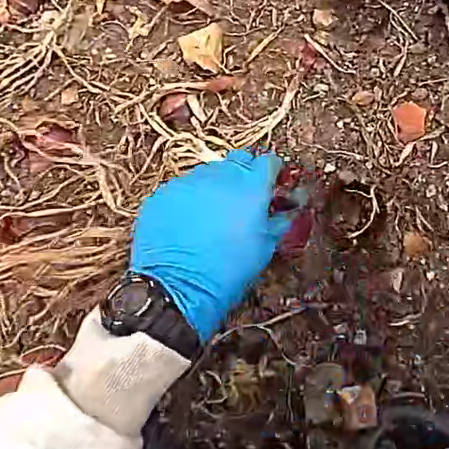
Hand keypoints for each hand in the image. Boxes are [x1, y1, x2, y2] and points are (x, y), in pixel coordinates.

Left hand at [131, 149, 292, 338]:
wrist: (176, 289)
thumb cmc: (226, 273)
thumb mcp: (262, 249)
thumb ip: (276, 223)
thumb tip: (285, 213)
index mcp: (251, 189)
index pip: (268, 162)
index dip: (272, 172)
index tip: (272, 183)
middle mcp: (220, 177)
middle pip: (239, 160)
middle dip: (245, 174)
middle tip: (244, 197)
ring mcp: (189, 182)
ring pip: (209, 172)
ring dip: (216, 186)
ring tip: (213, 214)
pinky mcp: (164, 193)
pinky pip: (183, 187)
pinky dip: (190, 198)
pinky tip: (189, 222)